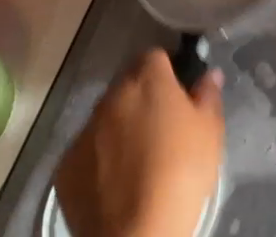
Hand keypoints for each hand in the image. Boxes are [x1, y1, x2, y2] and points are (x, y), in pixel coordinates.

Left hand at [56, 50, 223, 236]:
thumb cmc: (183, 172)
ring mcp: (83, 133)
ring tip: (138, 156)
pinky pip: (86, 151)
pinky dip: (99, 158)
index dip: (166, 70)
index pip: (153, 56)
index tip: (177, 90)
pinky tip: (116, 181)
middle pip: (126, 85)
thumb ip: (208, 96)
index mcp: (148, 81)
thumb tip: (208, 76)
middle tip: (161, 124)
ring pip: (105, 118)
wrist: (138, 232)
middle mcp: (110, 99)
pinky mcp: (64, 168)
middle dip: (141, 97)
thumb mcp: (211, 131)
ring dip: (119, 126)